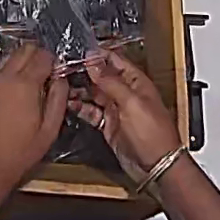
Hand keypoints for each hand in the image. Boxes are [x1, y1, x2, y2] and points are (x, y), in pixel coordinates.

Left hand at [0, 46, 68, 194]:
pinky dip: (6, 73)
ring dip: (21, 63)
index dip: (53, 63)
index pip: (43, 55)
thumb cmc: (21, 152)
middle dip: (38, 57)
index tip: (55, 76)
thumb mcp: (50, 129)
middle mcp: (4, 76)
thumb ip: (59, 98)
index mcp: (24, 84)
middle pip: (26, 49)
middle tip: (43, 77)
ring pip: (10, 56)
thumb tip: (61, 77)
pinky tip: (9, 94)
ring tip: (25, 86)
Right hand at [73, 50, 182, 178]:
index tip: (78, 53)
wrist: (157, 166)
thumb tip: (93, 62)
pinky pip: (92, 112)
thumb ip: (110, 82)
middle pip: (101, 76)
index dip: (96, 56)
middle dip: (84, 72)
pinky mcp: (109, 125)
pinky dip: (81, 108)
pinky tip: (70, 105)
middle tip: (64, 70)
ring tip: (62, 87)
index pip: (113, 60)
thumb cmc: (153, 133)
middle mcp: (125, 92)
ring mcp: (116, 109)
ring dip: (79, 90)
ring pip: (94, 94)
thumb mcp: (131, 103)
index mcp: (135, 81)